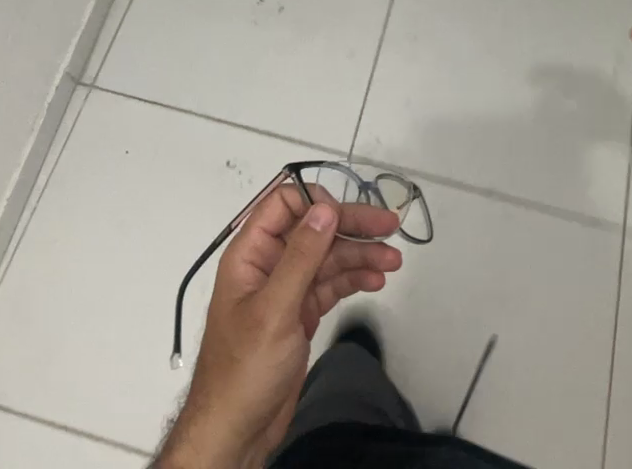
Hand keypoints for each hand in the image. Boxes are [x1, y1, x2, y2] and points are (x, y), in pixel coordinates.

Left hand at [159, 184, 402, 468]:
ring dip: (360, 254)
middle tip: (389, 226)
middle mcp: (269, 264)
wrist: (236, 430)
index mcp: (251, 253)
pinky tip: (377, 279)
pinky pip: (331, 284)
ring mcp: (287, 289)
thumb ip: (301, 256)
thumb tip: (324, 208)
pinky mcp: (301, 313)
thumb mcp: (274, 308)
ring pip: (328, 257)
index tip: (347, 214)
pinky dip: (354, 278)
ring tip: (394, 260)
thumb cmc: (245, 368)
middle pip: (314, 229)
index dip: (315, 202)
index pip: (283, 205)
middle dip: (351, 226)